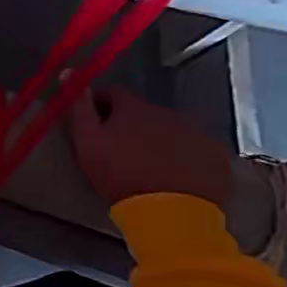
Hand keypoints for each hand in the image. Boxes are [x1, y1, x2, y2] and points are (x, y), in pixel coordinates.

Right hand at [68, 86, 233, 208]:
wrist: (170, 213)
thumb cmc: (120, 174)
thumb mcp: (87, 141)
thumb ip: (78, 107)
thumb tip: (68, 73)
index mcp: (134, 107)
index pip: (112, 92)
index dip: (98, 104)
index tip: (91, 122)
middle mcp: (169, 112)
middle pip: (142, 111)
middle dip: (129, 123)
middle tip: (117, 148)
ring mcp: (197, 134)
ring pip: (169, 129)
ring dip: (156, 138)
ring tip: (146, 163)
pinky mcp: (217, 156)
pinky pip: (193, 148)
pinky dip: (181, 155)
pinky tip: (172, 174)